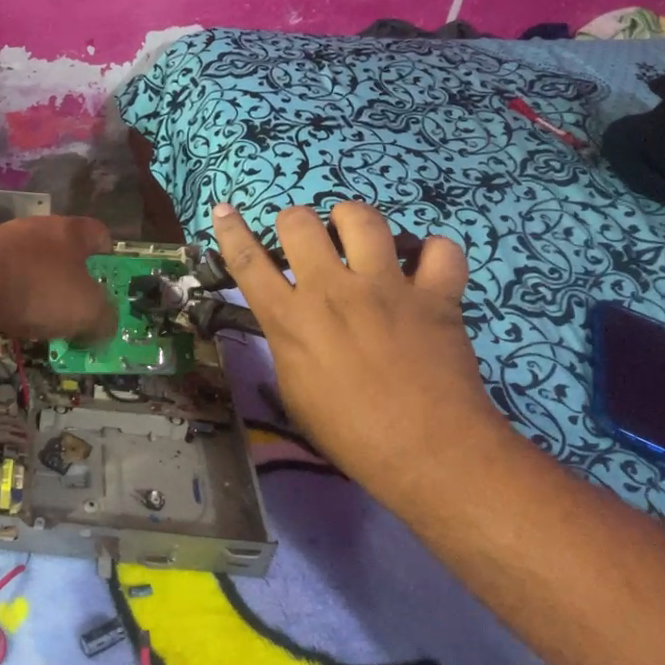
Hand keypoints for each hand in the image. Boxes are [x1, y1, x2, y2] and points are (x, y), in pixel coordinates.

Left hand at [0, 217, 118, 342]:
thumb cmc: (38, 289)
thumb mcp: (87, 311)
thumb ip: (104, 319)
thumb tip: (103, 326)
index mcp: (68, 232)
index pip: (97, 232)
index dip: (106, 252)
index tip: (107, 272)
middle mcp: (33, 228)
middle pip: (57, 246)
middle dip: (65, 274)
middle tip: (71, 304)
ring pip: (23, 260)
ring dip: (30, 284)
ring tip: (32, 316)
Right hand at [212, 201, 505, 490]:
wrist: (430, 454)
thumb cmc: (351, 435)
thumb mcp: (295, 392)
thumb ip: (288, 347)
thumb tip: (291, 326)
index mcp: (290, 319)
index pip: (248, 261)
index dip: (232, 230)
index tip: (225, 209)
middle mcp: (331, 291)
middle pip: (299, 222)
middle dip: (297, 222)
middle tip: (309, 241)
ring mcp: (385, 287)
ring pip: (361, 217)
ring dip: (354, 221)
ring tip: (360, 238)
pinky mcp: (434, 294)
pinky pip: (439, 249)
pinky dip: (433, 253)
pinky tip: (427, 267)